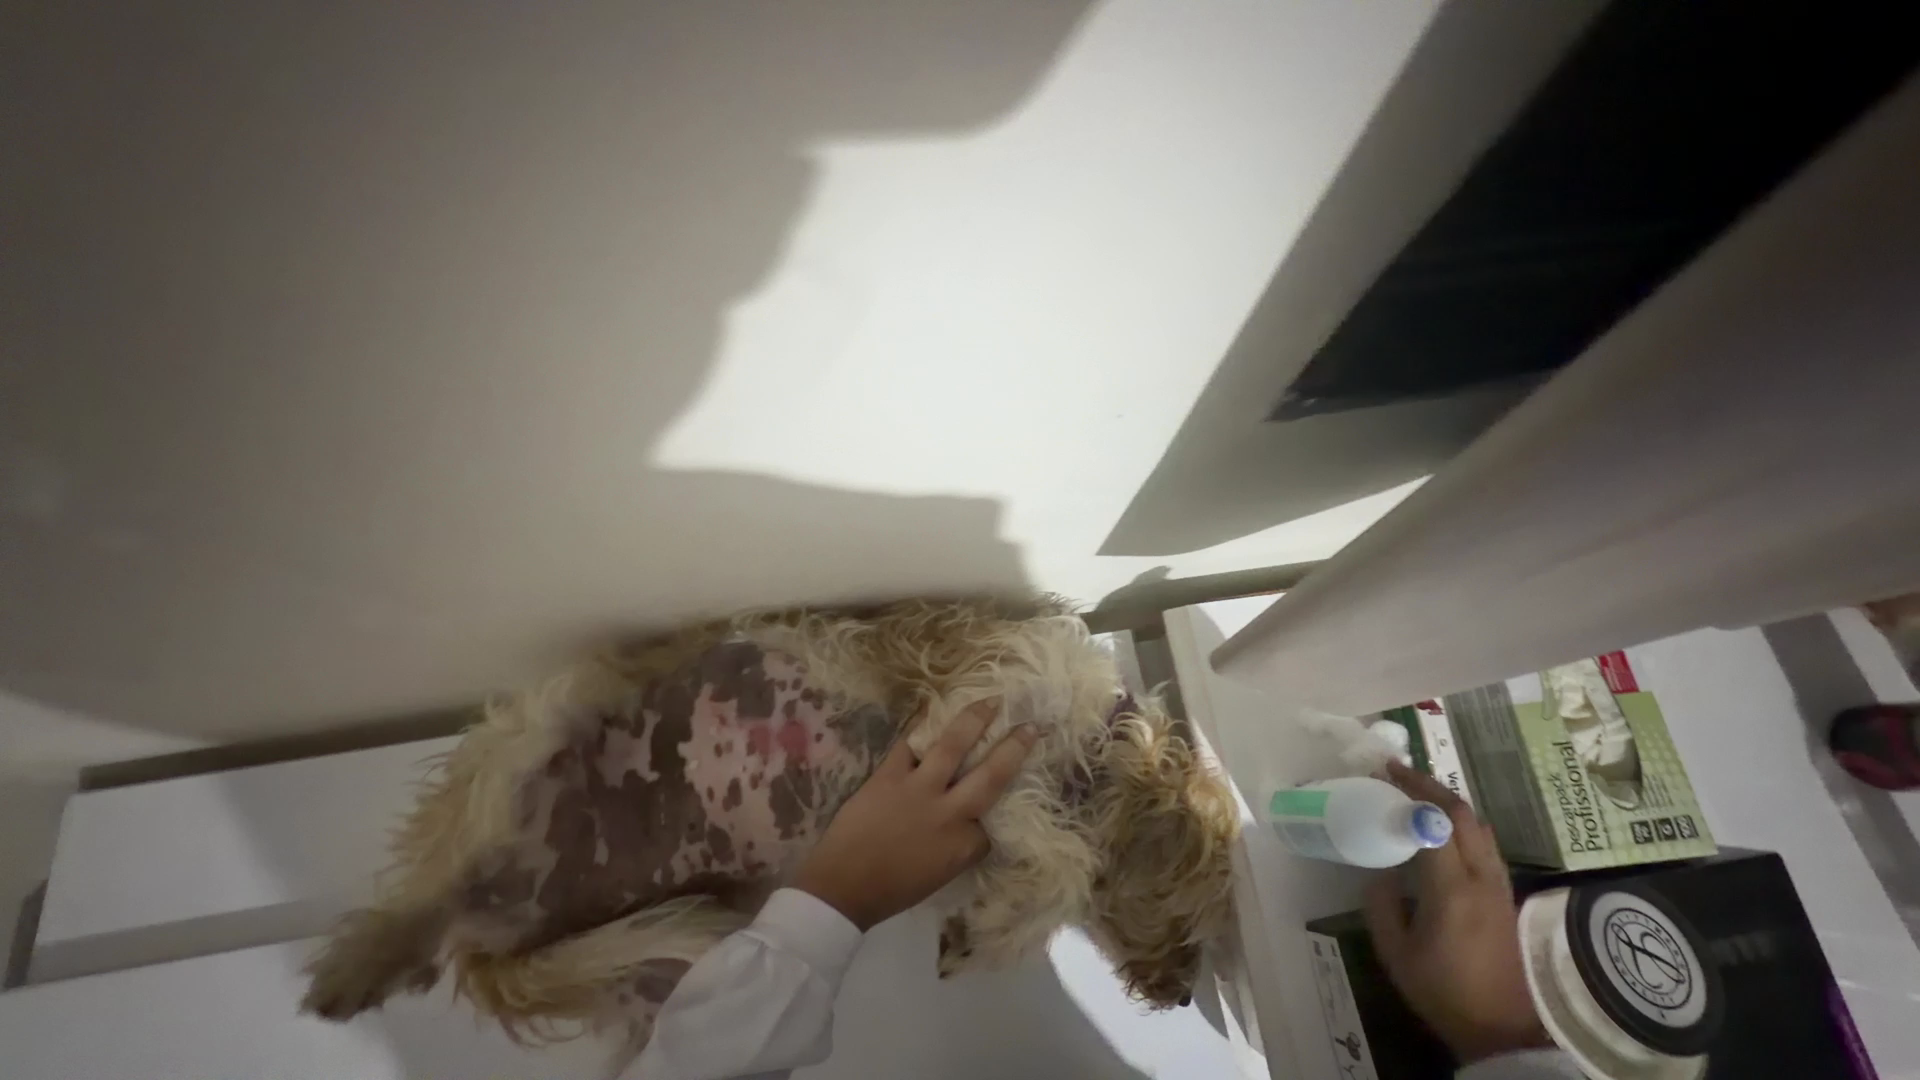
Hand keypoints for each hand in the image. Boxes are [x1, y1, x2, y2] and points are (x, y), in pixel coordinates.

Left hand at [793, 701, 1036, 930]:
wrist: (842, 887)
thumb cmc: (891, 890)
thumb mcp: (940, 876)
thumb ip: (959, 847)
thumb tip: (971, 825)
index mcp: (963, 846)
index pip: (992, 824)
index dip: (998, 812)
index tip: (1003, 797)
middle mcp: (948, 813)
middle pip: (991, 775)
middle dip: (1013, 748)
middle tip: (1031, 725)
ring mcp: (918, 789)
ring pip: (952, 746)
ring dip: (974, 720)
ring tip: (990, 700)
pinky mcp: (889, 775)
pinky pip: (909, 743)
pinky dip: (922, 725)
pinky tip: (934, 708)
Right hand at [1364, 762, 1550, 1064]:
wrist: (1505, 1034)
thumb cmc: (1444, 993)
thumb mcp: (1395, 951)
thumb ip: (1381, 902)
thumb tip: (1380, 869)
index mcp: (1451, 889)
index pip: (1435, 822)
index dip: (1410, 792)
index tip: (1383, 773)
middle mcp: (1482, 879)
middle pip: (1464, 815)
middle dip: (1430, 786)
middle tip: (1396, 772)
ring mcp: (1501, 888)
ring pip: (1479, 827)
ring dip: (1448, 802)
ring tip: (1416, 793)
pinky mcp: (1506, 898)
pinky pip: (1485, 845)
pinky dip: (1461, 823)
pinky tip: (1440, 828)